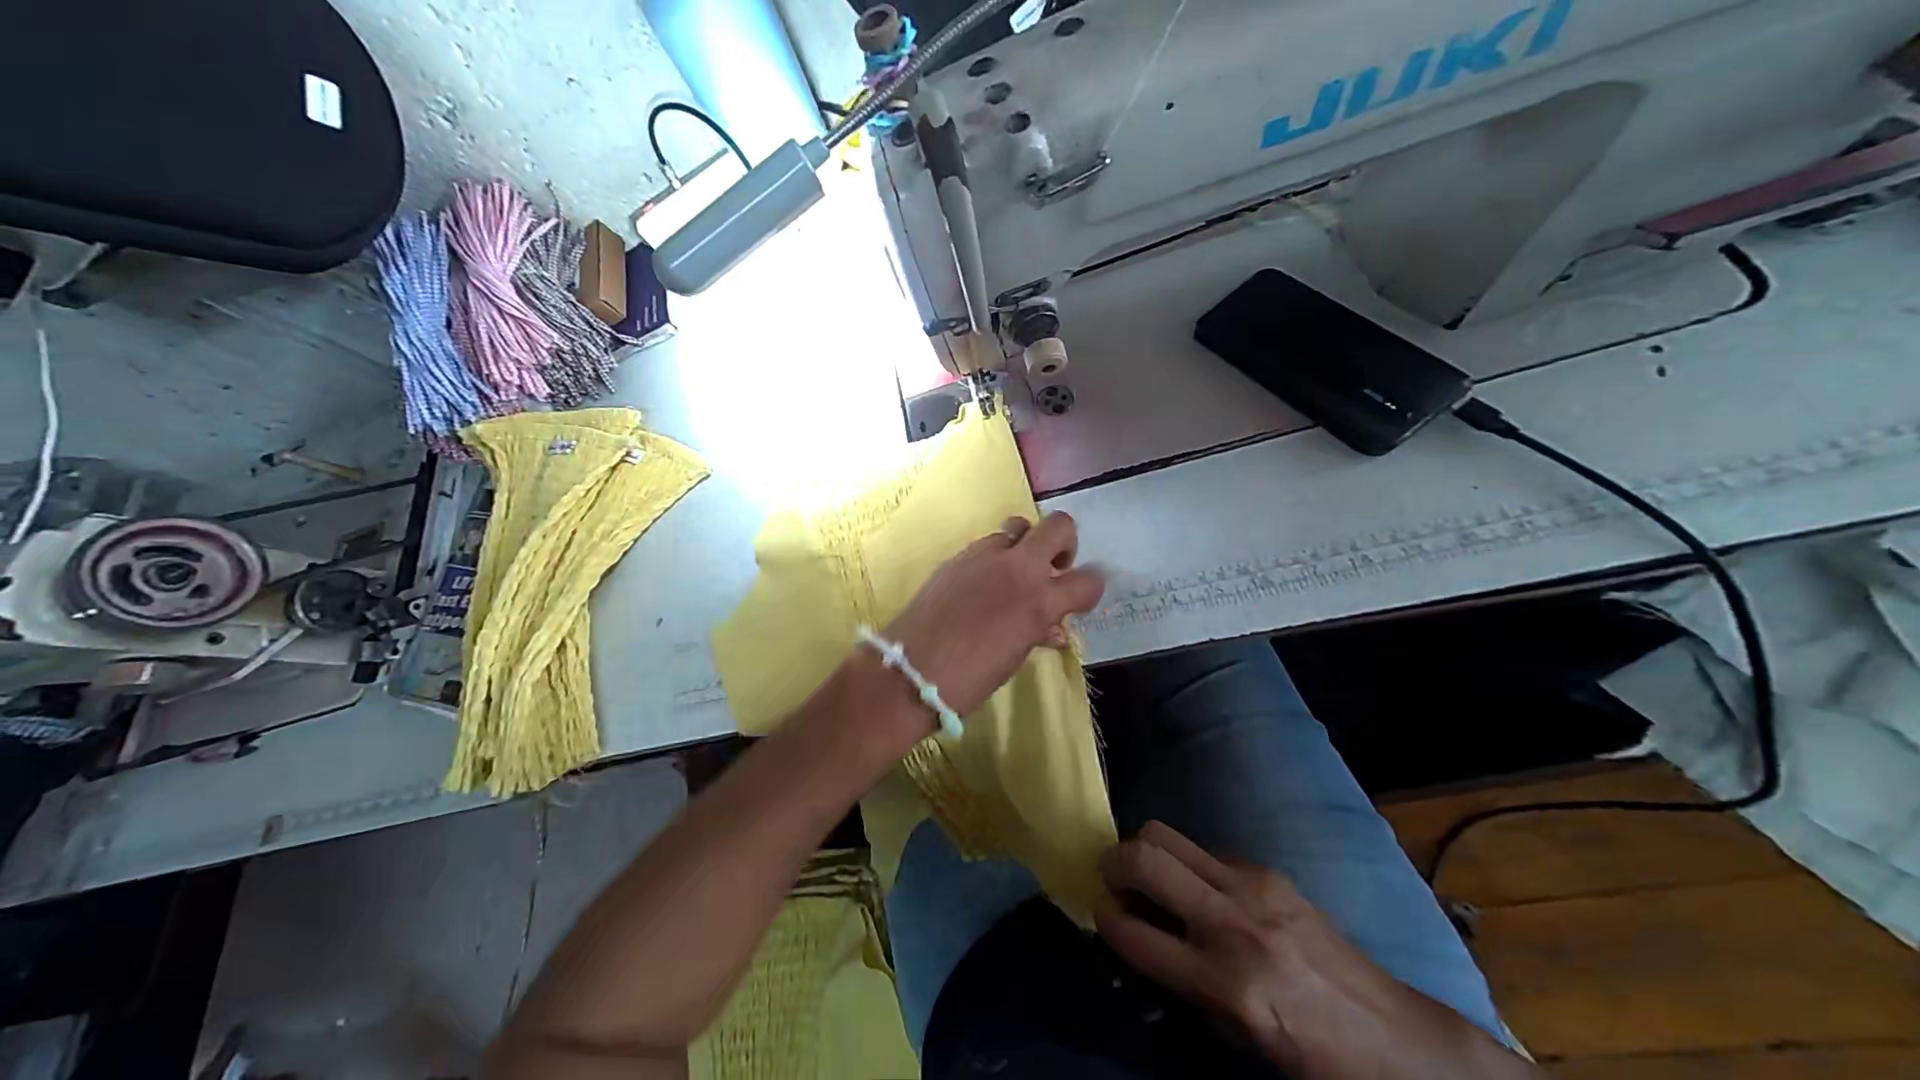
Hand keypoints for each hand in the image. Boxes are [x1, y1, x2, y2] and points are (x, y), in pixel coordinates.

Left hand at [882, 511, 1103, 718]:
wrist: (909, 671)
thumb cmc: (969, 679)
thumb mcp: (1014, 657)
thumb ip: (1038, 632)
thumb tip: (1052, 627)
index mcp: (1039, 599)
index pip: (1087, 580)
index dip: (1090, 591)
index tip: (1080, 601)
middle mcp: (1016, 567)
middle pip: (1058, 526)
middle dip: (1065, 543)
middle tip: (1054, 569)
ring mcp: (983, 556)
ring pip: (1018, 528)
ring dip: (1024, 545)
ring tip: (1015, 573)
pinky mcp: (956, 557)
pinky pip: (986, 545)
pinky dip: (994, 558)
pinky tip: (982, 585)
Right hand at [1097, 822, 1543, 1079]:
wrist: (1386, 1033)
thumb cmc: (1302, 1048)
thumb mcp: (1232, 1034)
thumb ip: (1179, 982)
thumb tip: (1136, 936)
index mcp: (1223, 982)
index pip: (1133, 933)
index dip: (1104, 920)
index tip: (1099, 914)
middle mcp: (1232, 923)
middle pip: (1145, 858)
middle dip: (1113, 862)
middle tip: (1111, 879)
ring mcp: (1253, 887)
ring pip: (1167, 835)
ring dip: (1146, 851)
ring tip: (1148, 875)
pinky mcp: (1269, 870)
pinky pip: (1206, 849)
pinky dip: (1189, 863)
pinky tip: (1203, 889)